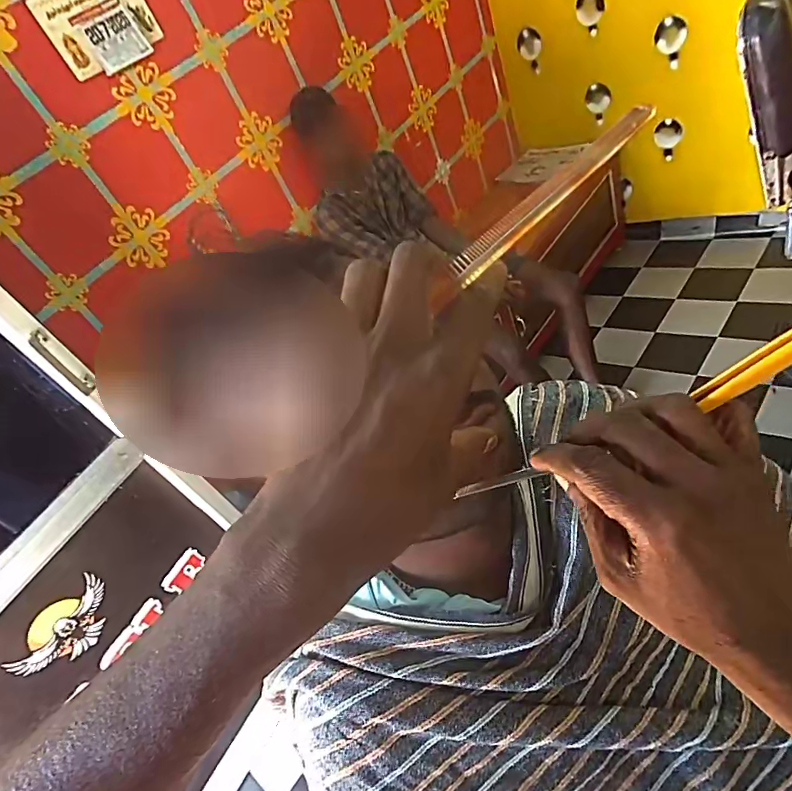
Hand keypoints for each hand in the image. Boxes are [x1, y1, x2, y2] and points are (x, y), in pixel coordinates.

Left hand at [227, 241, 501, 607]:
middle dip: (428, 264)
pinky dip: (339, 312)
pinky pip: (322, 309)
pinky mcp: (303, 358)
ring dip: (379, 282)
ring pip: (361, 272)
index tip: (488, 282)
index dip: (486, 286)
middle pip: (410, 261)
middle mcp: (391, 344)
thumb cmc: (386, 511)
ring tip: (384, 309)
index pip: (473, 306)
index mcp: (437, 375)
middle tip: (433, 286)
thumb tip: (484, 435)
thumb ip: (468, 447)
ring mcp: (340, 346)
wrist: (310, 528)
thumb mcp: (443, 482)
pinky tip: (343, 342)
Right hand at [529, 394, 791, 665]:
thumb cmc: (688, 614)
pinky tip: (674, 427)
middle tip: (574, 444)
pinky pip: (730, 417)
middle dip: (588, 428)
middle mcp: (694, 484)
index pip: (593, 466)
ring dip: (635, 411)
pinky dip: (701, 409)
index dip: (558, 456)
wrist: (768, 627)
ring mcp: (728, 471)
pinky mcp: (752, 468)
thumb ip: (594, 524)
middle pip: (627, 426)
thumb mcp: (621, 579)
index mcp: (657, 519)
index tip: (542, 458)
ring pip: (674, 408)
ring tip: (618, 429)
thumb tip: (573, 480)